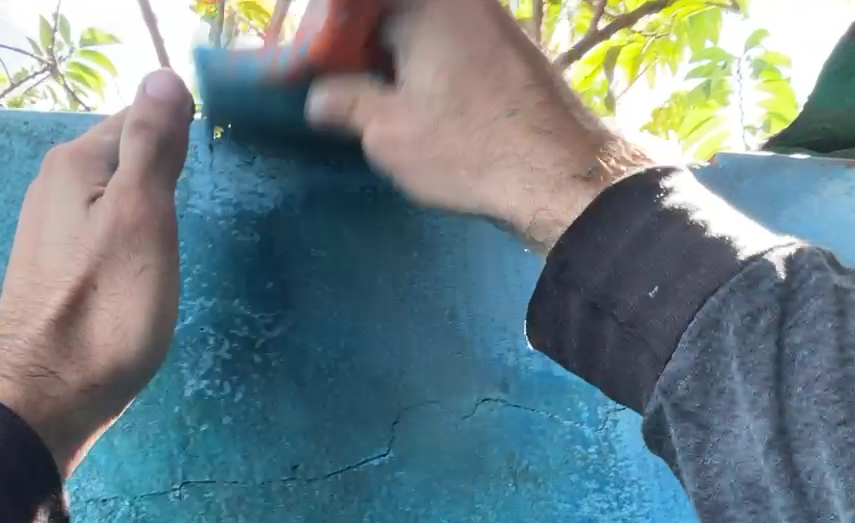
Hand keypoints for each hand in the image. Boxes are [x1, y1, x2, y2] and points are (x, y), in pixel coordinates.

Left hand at [0, 69, 194, 475]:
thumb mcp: (141, 218)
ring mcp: (49, 237)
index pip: (134, 119)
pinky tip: (141, 274)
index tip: (208, 163)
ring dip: (142, 210)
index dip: (173, 134)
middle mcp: (53, 191)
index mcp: (76, 166)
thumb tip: (164, 76)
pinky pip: (99, 240)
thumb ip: (153, 148)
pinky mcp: (55, 279)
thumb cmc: (106, 308)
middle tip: (197, 200)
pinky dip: (126, 244)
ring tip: (174, 238)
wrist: (48, 395)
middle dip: (157, 171)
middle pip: (118, 161)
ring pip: (108, 203)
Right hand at [305, 0, 652, 251]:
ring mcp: (489, 16)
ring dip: (387, 55)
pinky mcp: (509, 45)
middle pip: (385, 11)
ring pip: (418, 25)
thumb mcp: (389, 134)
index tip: (295, 71)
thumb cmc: (469, 150)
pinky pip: (448, 40)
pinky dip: (421, 62)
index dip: (314, 38)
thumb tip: (319, 98)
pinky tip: (415, 100)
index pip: (347, 7)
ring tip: (368, 98)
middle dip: (350, 42)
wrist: (559, 173)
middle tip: (328, 83)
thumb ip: (345, 105)